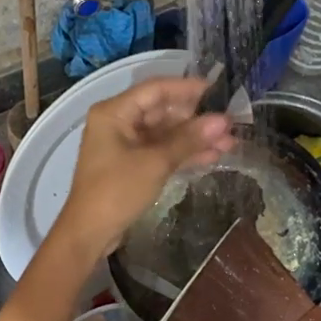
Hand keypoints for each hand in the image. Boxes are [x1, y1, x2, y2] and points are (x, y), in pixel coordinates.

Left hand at [49, 78, 232, 259]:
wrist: (89, 232)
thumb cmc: (116, 191)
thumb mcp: (155, 163)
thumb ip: (189, 139)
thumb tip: (223, 121)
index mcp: (114, 112)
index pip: (155, 89)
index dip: (188, 88)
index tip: (219, 91)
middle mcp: (117, 123)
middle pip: (162, 111)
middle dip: (196, 119)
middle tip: (231, 125)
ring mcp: (123, 145)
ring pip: (164, 134)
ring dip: (194, 139)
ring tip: (230, 143)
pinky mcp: (130, 166)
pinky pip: (160, 152)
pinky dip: (182, 154)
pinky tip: (212, 157)